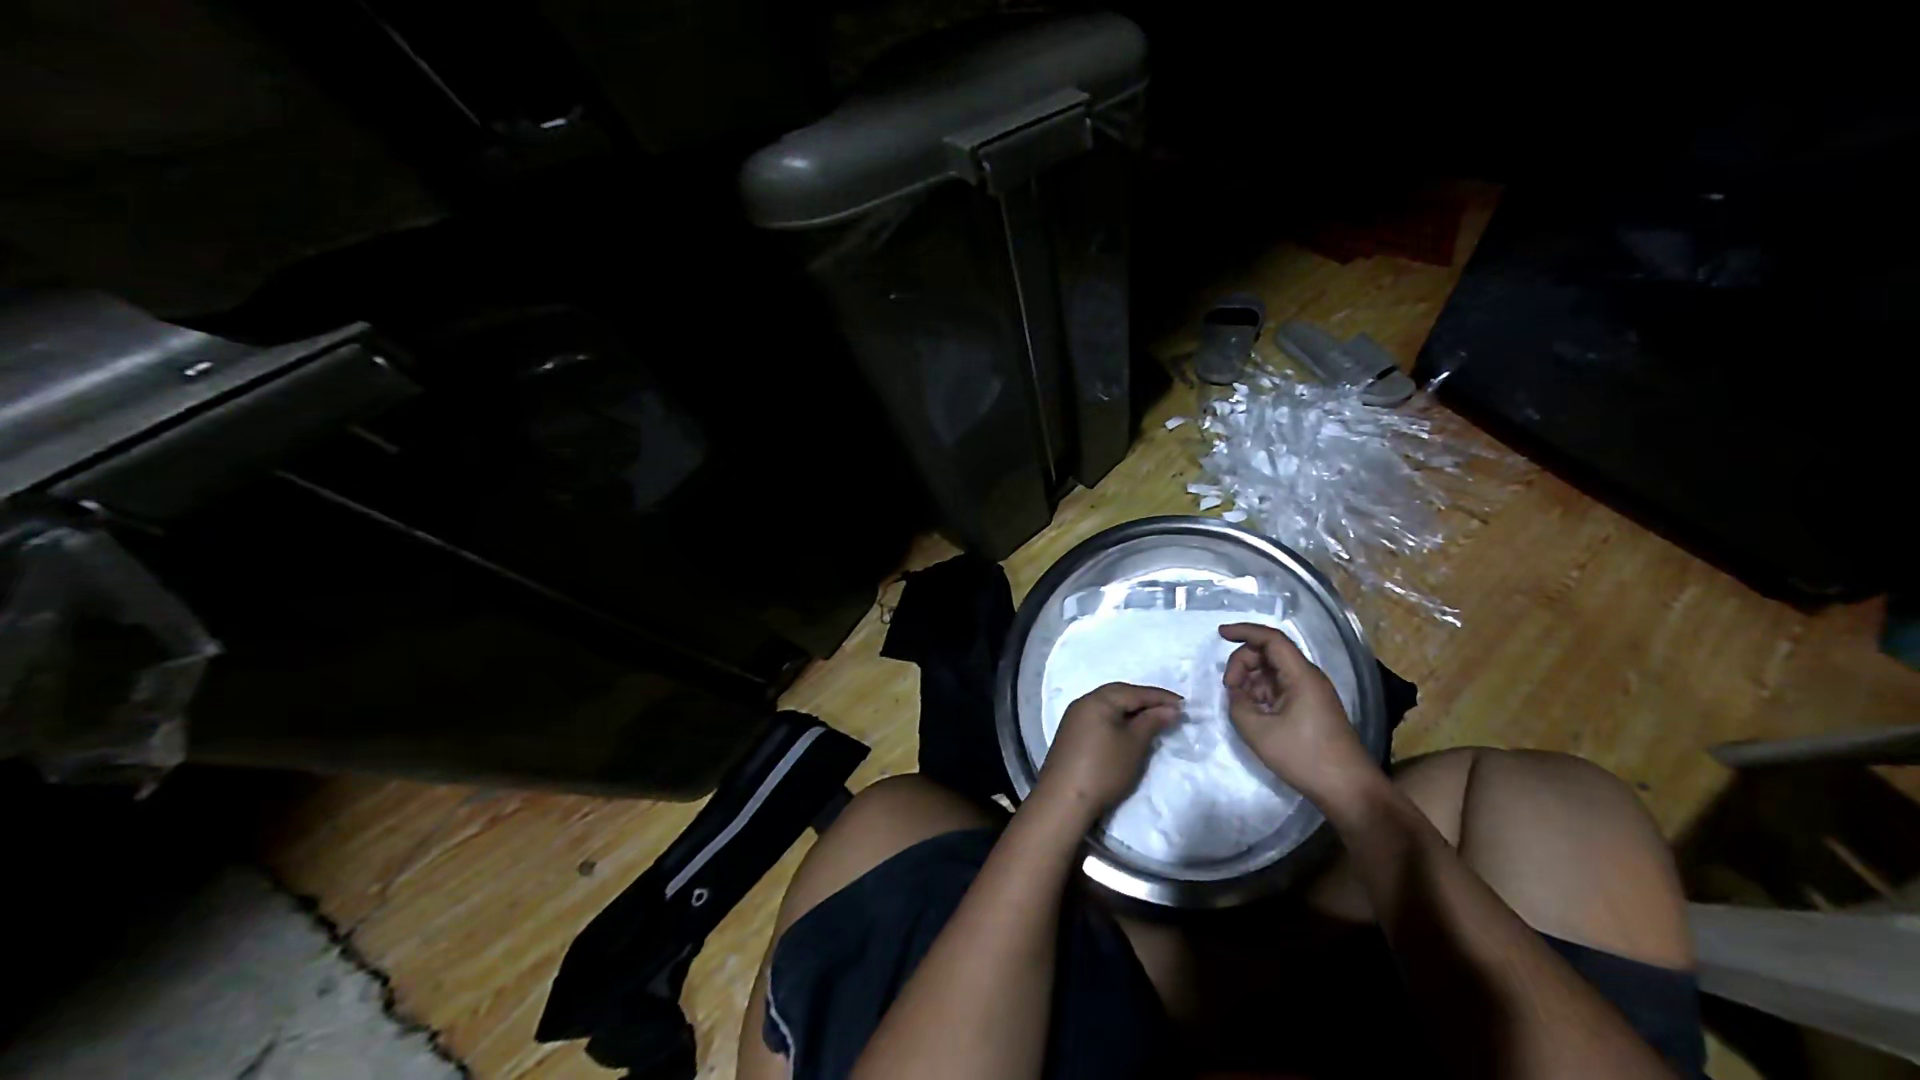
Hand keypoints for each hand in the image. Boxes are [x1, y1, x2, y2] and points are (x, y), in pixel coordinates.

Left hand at [1033, 683, 1181, 821]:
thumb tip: (1169, 708)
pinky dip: (1117, 719)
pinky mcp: (1071, 734)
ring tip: (1153, 719)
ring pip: (1108, 705)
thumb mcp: (1134, 744)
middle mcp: (1083, 702)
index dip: (1161, 697)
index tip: (1185, 705)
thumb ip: (1152, 721)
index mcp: (1098, 699)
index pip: (1135, 692)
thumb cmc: (1104, 768)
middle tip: (1170, 709)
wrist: (1064, 799)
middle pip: (1119, 694)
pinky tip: (1128, 729)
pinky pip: (1099, 717)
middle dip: (1145, 700)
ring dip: (1131, 709)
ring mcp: (1074, 718)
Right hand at [1219, 623, 1379, 807]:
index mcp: (1301, 676)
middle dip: (1243, 663)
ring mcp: (1311, 693)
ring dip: (1251, 680)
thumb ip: (1238, 704)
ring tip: (1239, 703)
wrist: (1347, 789)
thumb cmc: (1304, 757)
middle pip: (1269, 653)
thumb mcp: (1258, 731)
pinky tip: (1253, 712)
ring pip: (1272, 671)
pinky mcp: (1310, 708)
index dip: (1244, 631)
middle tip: (1229, 688)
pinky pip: (1280, 688)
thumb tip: (1235, 692)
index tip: (1220, 634)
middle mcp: (1308, 677)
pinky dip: (1261, 693)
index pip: (1271, 639)